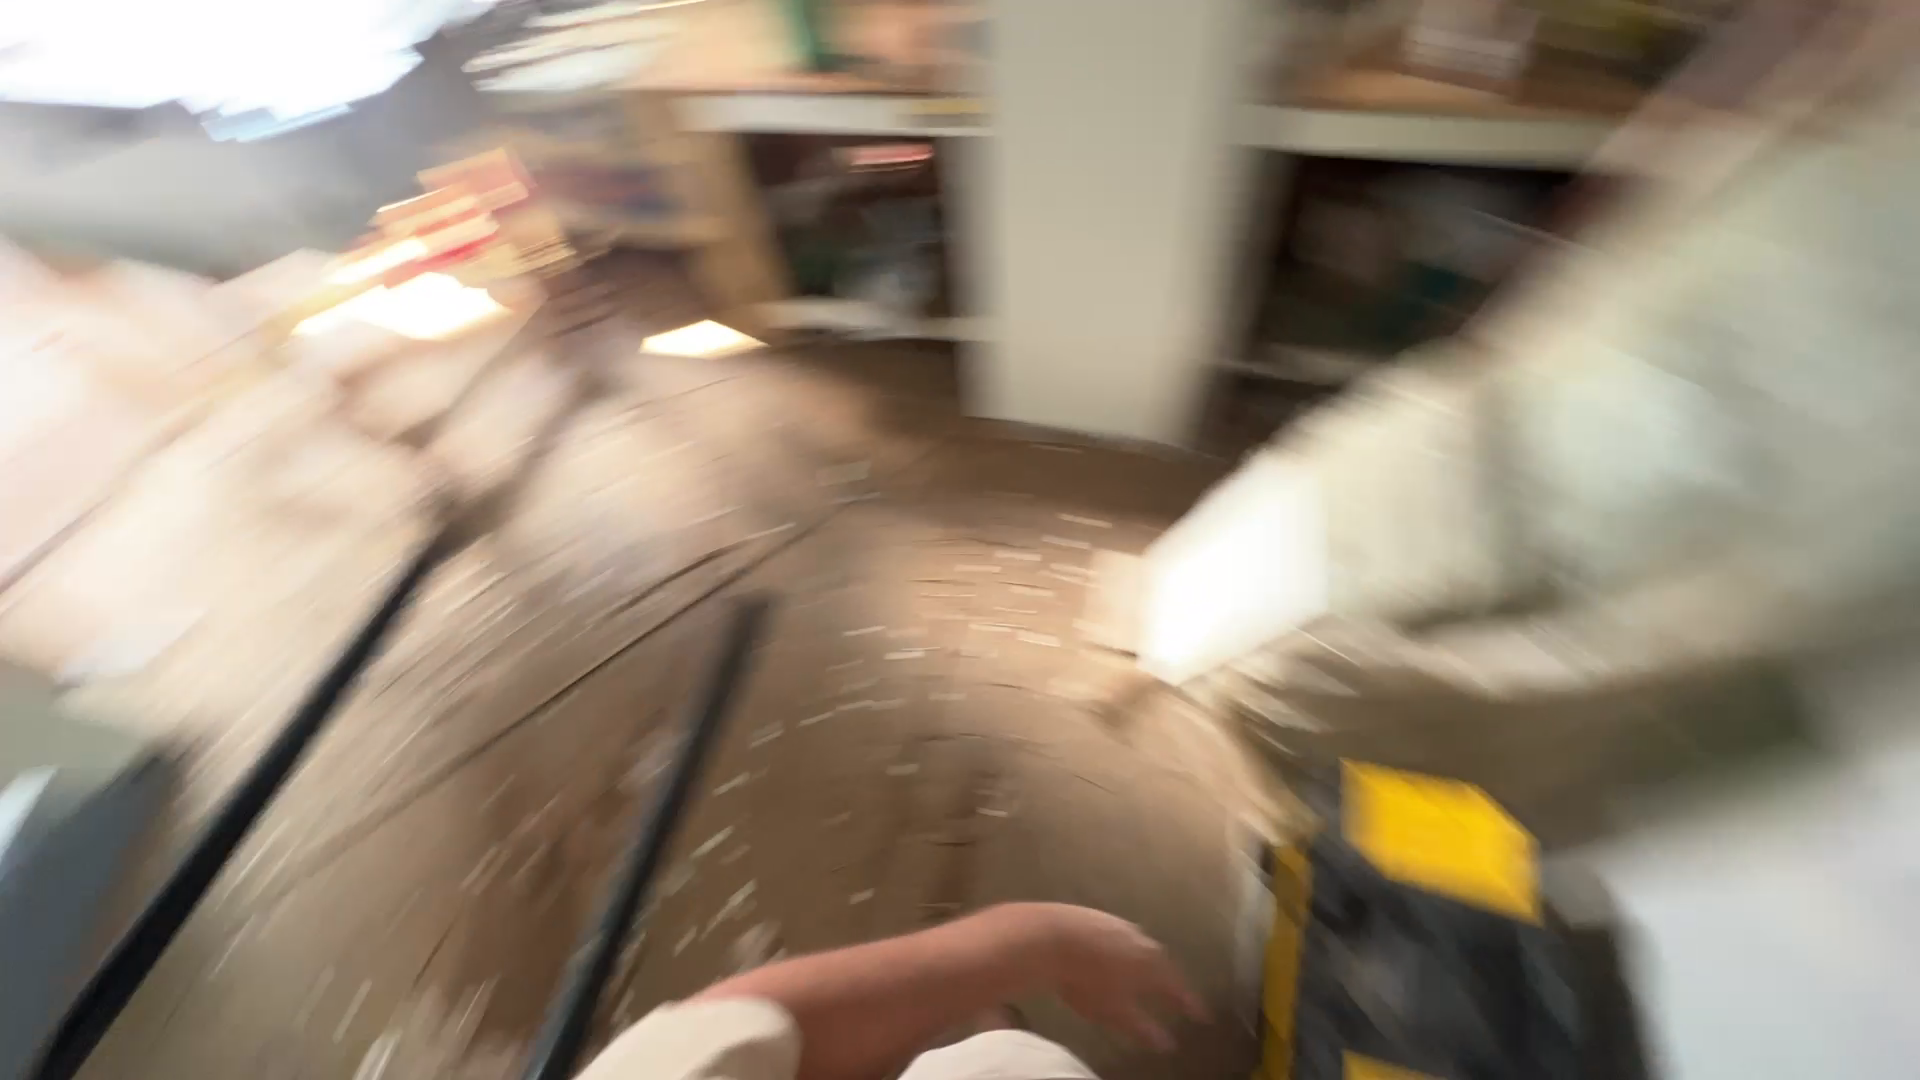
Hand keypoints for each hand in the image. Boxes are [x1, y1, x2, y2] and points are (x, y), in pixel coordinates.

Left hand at [1024, 904, 1208, 1050]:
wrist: (1048, 936)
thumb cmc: (1084, 980)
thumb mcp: (1115, 1012)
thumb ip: (1143, 1028)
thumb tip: (1167, 1043)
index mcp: (1150, 963)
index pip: (1178, 986)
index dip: (1190, 1003)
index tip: (1202, 1016)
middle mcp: (1140, 939)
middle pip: (1161, 961)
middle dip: (1169, 978)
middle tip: (1174, 993)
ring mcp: (1118, 923)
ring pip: (1140, 944)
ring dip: (1146, 960)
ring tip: (1147, 973)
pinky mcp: (1096, 914)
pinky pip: (1120, 934)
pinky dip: (1125, 947)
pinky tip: (1116, 953)